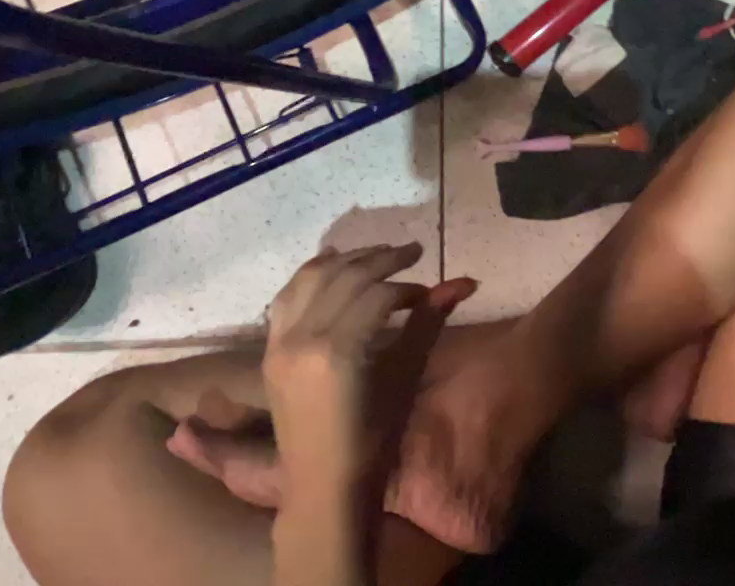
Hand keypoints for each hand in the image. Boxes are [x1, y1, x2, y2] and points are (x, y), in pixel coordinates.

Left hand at [261, 243, 474, 499]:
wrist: (325, 484)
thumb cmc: (375, 435)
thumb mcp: (406, 375)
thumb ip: (428, 323)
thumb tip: (463, 282)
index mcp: (339, 349)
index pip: (378, 295)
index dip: (406, 286)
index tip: (426, 291)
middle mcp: (303, 337)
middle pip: (346, 277)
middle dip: (381, 259)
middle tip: (412, 252)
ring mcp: (280, 342)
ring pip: (313, 277)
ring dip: (347, 259)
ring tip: (378, 254)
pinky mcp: (270, 349)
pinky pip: (288, 295)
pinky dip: (310, 273)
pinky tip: (332, 260)